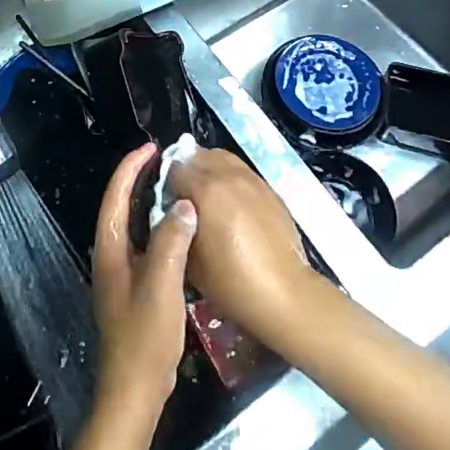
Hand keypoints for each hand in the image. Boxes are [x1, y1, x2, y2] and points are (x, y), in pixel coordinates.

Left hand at [92, 142, 197, 410]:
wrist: (135, 388)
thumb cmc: (144, 335)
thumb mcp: (162, 284)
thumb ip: (172, 242)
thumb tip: (184, 205)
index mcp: (109, 247)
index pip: (116, 195)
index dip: (131, 168)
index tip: (151, 148)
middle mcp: (110, 254)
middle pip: (121, 206)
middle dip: (139, 180)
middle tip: (166, 163)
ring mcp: (120, 272)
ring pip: (134, 226)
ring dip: (150, 204)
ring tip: (176, 189)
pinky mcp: (133, 288)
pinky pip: (145, 245)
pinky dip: (160, 230)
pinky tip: (181, 233)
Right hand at [168, 148, 323, 344]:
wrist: (283, 293)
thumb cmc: (230, 281)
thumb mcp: (188, 257)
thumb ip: (175, 224)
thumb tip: (173, 209)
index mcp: (204, 190)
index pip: (173, 169)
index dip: (166, 185)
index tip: (167, 204)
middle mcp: (227, 175)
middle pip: (196, 156)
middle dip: (185, 171)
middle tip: (184, 196)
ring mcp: (251, 179)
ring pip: (220, 157)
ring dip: (207, 168)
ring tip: (206, 192)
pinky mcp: (268, 188)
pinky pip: (240, 169)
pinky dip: (228, 176)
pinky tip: (230, 200)